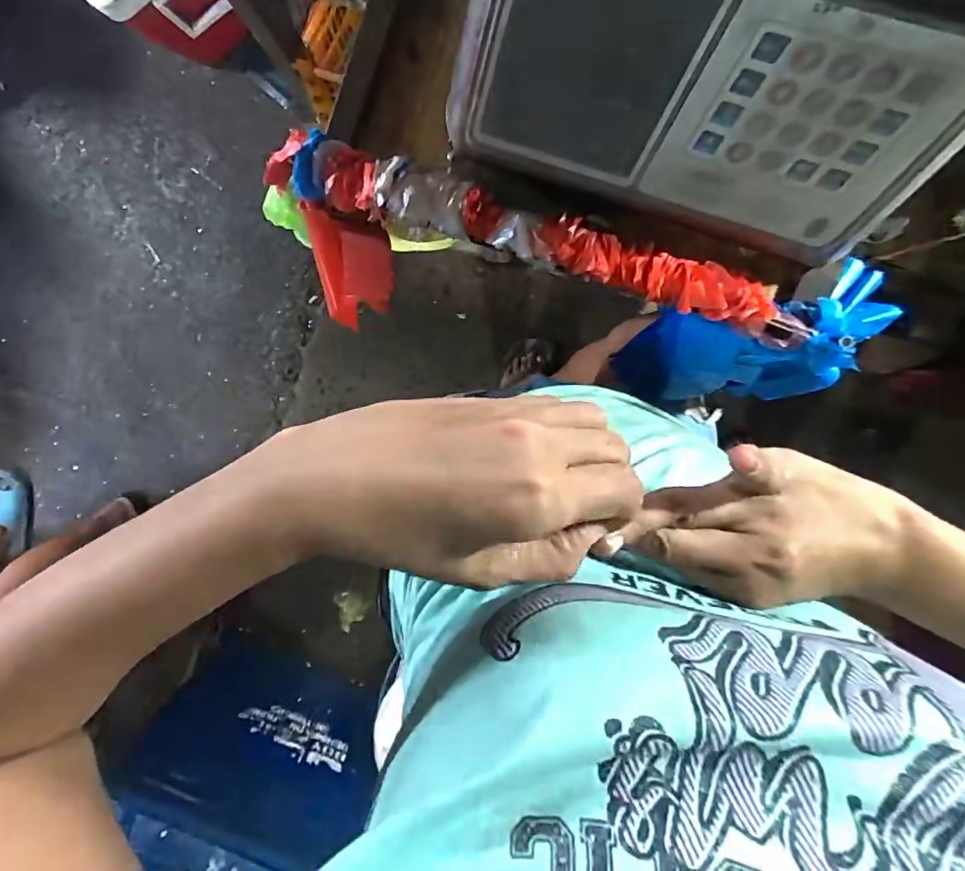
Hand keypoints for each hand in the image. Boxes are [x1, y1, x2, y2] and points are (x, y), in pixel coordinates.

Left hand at [233, 396, 643, 587]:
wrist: (338, 474)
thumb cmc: (402, 536)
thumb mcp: (479, 570)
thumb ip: (550, 557)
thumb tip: (588, 536)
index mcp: (541, 495)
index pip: (626, 490)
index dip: (621, 517)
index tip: (589, 533)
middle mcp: (542, 443)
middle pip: (619, 448)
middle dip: (612, 482)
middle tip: (574, 507)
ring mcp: (519, 411)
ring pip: (595, 416)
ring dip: (593, 448)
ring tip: (557, 475)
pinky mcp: (497, 395)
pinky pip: (557, 403)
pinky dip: (566, 426)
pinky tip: (529, 449)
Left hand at [618, 445, 921, 607]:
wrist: (881, 548)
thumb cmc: (830, 495)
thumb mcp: (794, 467)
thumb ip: (756, 467)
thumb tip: (736, 456)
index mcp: (757, 523)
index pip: (681, 518)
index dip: (639, 518)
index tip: (604, 514)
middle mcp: (749, 563)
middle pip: (675, 548)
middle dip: (637, 536)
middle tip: (598, 525)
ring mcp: (751, 590)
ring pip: (683, 569)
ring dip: (653, 552)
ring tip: (617, 538)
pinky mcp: (754, 603)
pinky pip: (703, 581)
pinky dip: (679, 563)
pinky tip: (660, 551)